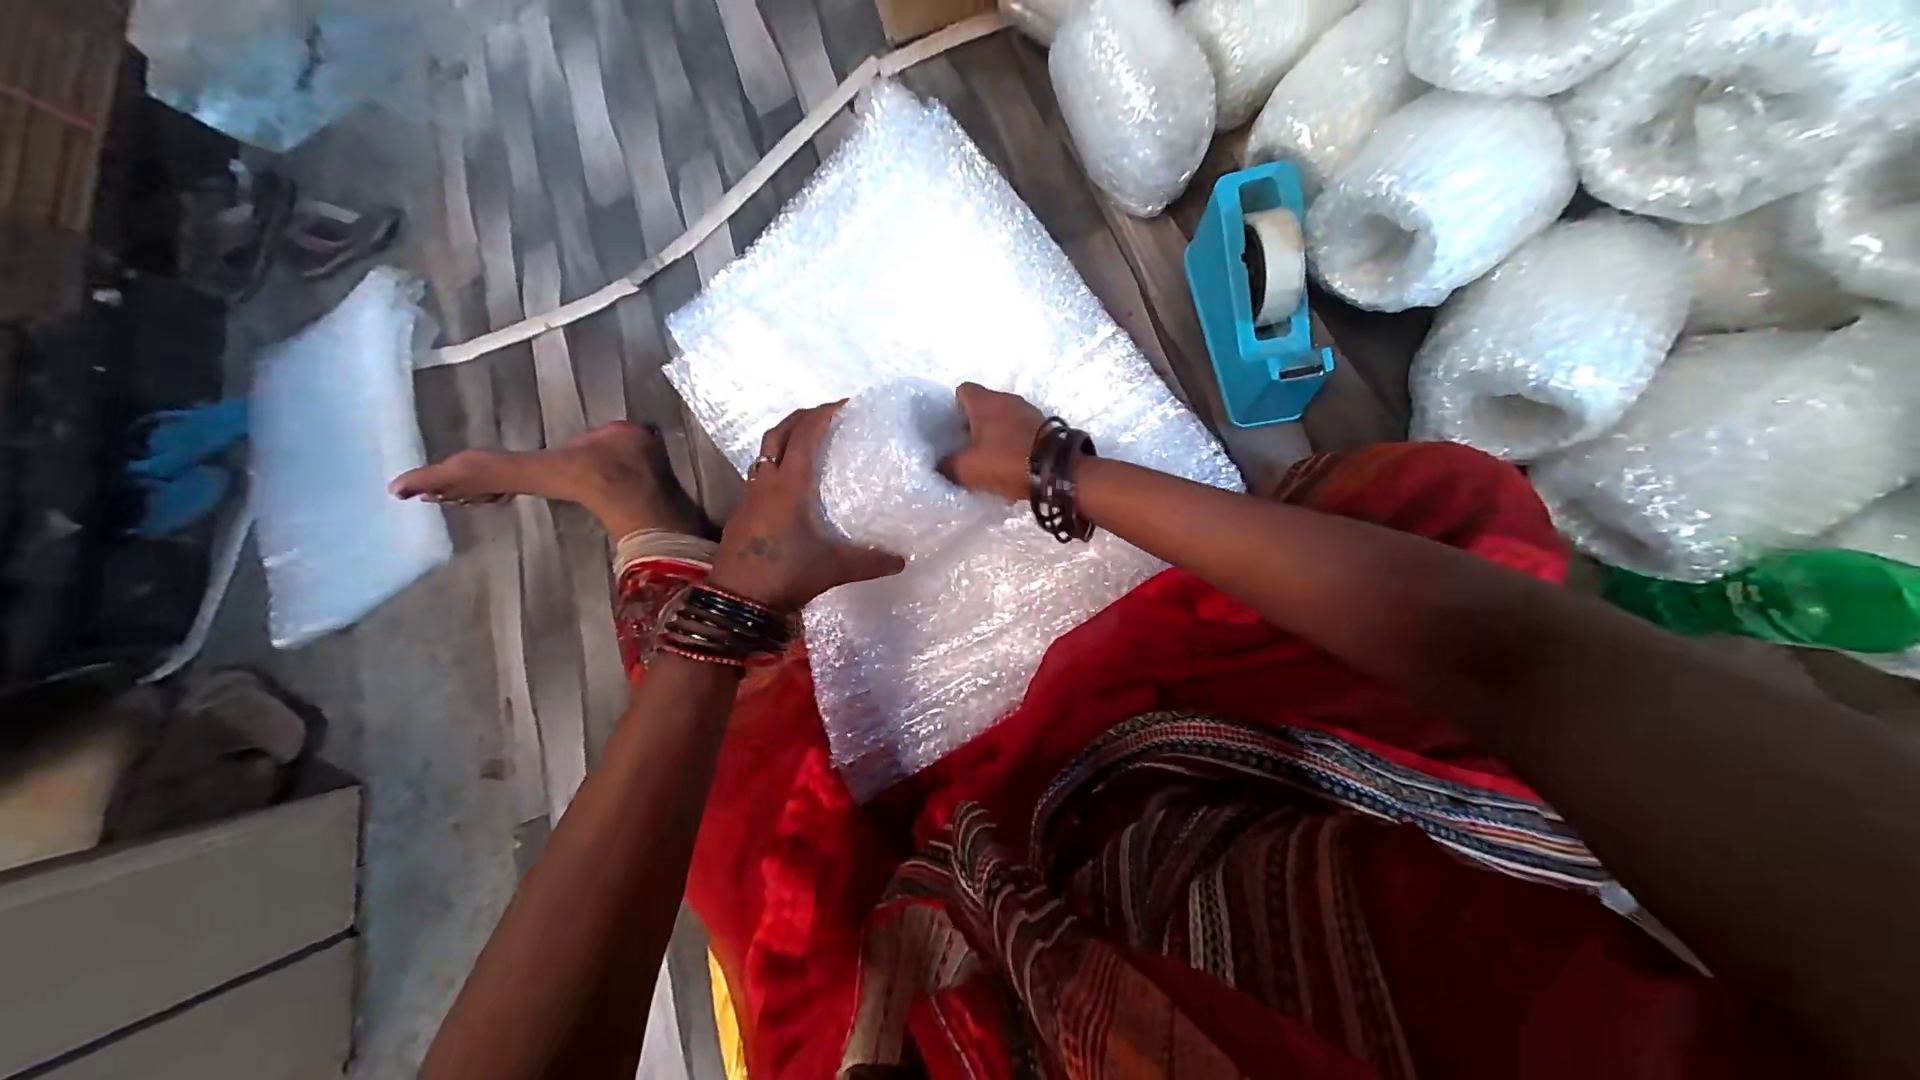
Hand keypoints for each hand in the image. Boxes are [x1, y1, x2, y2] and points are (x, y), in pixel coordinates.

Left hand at [708, 402, 905, 611]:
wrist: (737, 599)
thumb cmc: (786, 574)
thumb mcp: (834, 568)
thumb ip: (869, 562)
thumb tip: (901, 561)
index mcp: (790, 485)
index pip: (805, 435)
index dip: (823, 414)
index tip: (844, 405)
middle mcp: (767, 482)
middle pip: (779, 434)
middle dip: (801, 417)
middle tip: (825, 414)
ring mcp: (750, 496)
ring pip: (765, 453)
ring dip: (784, 439)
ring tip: (807, 443)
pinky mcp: (742, 511)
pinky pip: (760, 475)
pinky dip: (775, 466)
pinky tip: (790, 484)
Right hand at [940, 382, 1045, 501]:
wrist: (1058, 470)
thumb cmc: (1006, 460)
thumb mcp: (968, 468)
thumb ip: (948, 464)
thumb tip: (941, 464)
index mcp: (986, 402)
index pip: (963, 390)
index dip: (953, 408)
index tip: (952, 430)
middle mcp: (1008, 399)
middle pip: (983, 407)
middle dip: (974, 426)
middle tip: (967, 449)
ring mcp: (1029, 412)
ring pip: (1003, 421)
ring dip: (994, 437)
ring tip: (989, 461)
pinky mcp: (1045, 427)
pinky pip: (1020, 433)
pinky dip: (1012, 446)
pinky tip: (1010, 468)